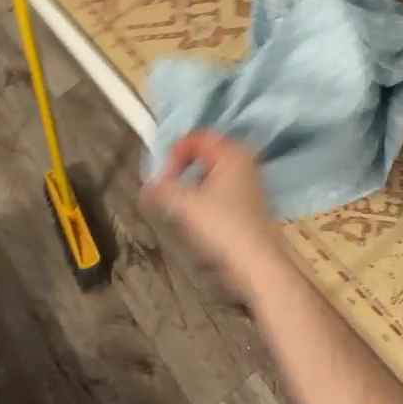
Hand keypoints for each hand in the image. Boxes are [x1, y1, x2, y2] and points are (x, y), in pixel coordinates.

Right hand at [143, 131, 289, 293]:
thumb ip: (161, 191)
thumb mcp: (185, 205)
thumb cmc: (222, 226)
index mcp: (232, 153)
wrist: (257, 264)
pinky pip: (221, 193)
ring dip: (191, 187)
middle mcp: (245, 163)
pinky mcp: (251, 206)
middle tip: (166, 189)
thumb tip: (145, 189)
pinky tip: (197, 221)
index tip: (162, 178)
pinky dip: (204, 200)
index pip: (196, 139)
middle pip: (204, 156)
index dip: (174, 155)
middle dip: (181, 171)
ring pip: (212, 176)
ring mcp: (251, 185)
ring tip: (178, 207)